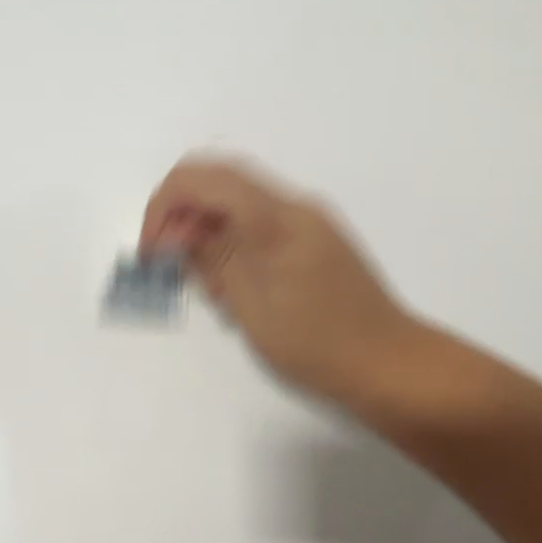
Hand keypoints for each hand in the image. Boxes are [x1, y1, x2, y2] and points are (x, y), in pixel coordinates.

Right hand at [141, 155, 416, 404]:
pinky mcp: (315, 245)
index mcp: (277, 219)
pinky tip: (232, 292)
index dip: (164, 205)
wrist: (390, 364)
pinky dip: (233, 249)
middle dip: (182, 220)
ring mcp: (308, 225)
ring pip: (238, 208)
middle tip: (170, 271)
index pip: (205, 179)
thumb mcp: (253, 308)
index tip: (151, 253)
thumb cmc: (319, 344)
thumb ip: (214, 261)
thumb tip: (179, 232)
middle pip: (221, 185)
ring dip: (207, 237)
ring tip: (208, 293)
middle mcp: (294, 208)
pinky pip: (260, 229)